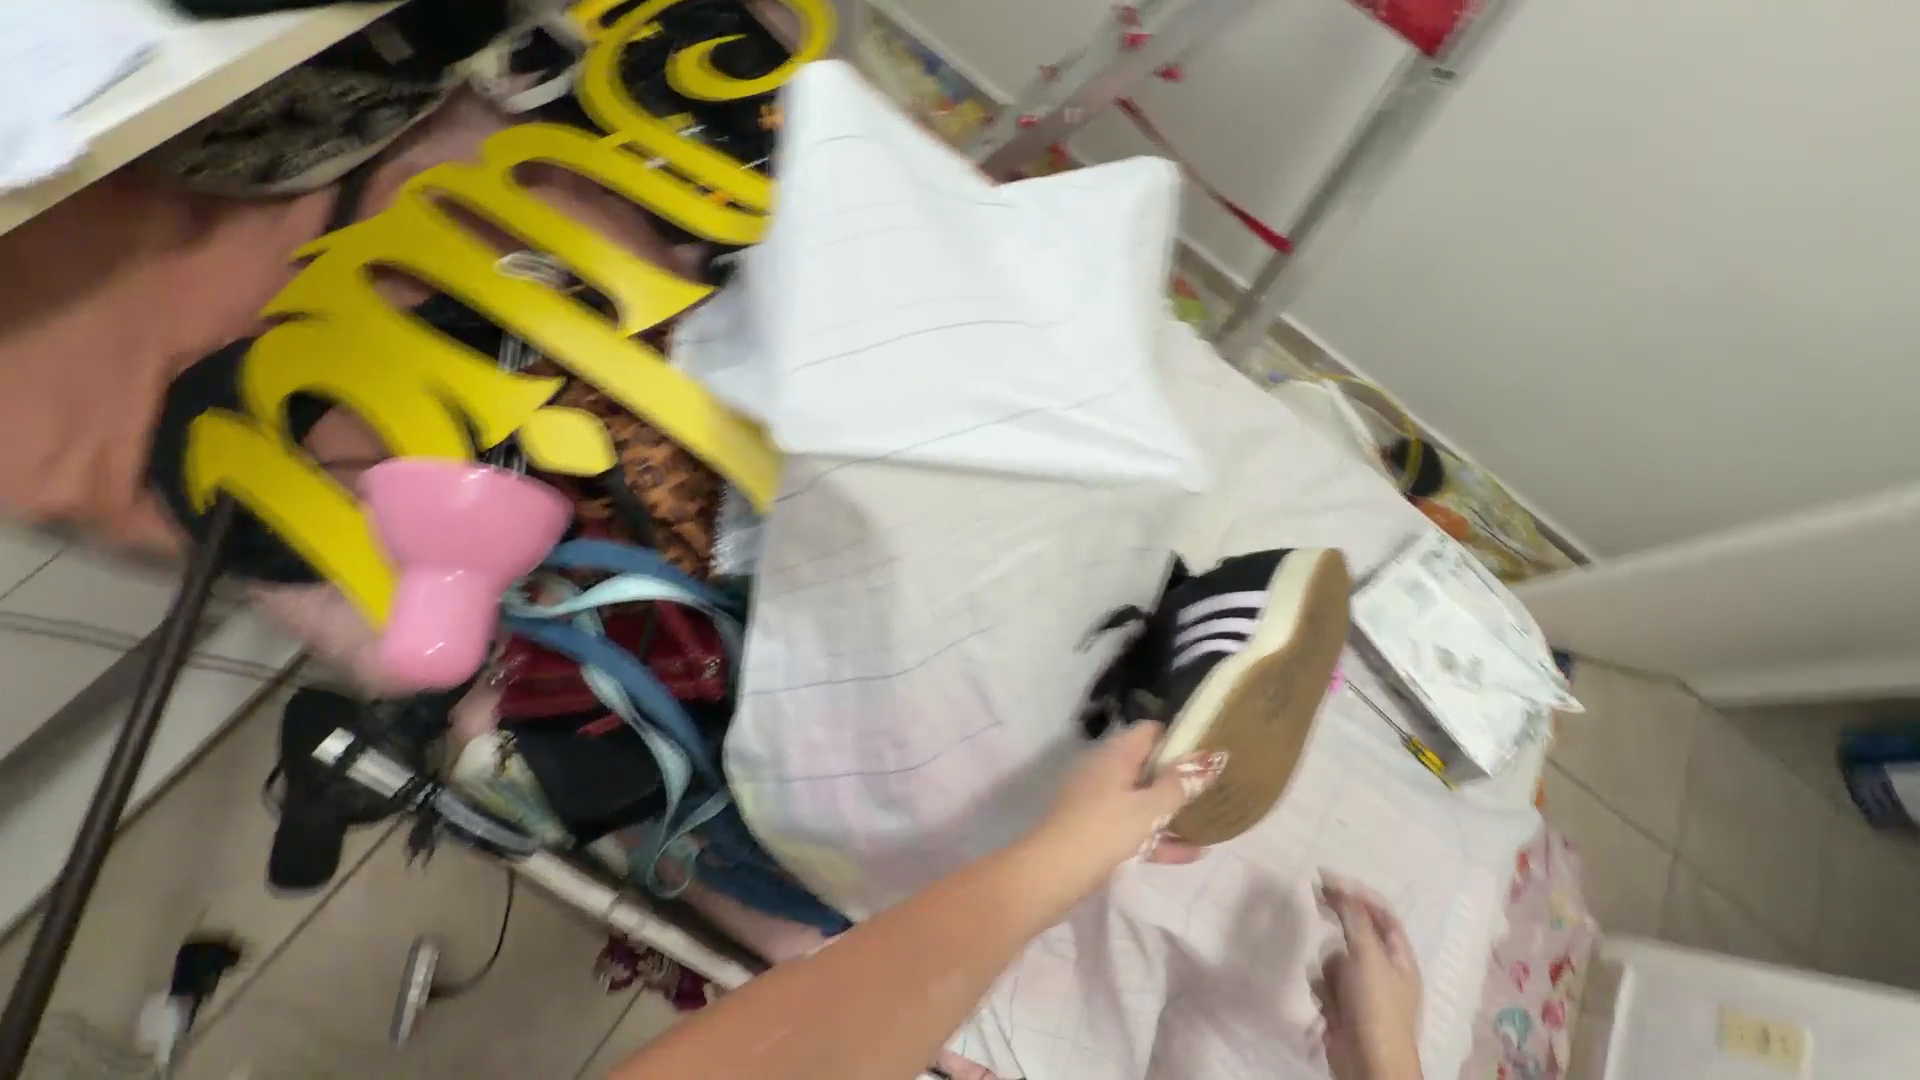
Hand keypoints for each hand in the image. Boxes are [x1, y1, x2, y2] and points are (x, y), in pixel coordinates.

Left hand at [1021, 722, 1225, 902]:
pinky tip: (1195, 852)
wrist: (1054, 873)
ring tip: (1212, 818)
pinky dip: (1160, 837)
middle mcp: (1105, 772)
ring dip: (1173, 810)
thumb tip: (1210, 758)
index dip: (1179, 737)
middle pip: (1147, 766)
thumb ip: (1180, 784)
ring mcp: (1099, 803)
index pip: (1149, 731)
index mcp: (1114, 755)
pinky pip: (1136, 828)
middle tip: (1217, 786)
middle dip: (1179, 777)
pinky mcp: (1098, 832)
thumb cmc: (1104, 830)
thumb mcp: (1149, 807)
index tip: (1209, 750)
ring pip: (1142, 800)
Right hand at [1314, 873, 1424, 1079]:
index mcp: (1400, 959)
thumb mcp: (1368, 956)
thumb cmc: (1375, 1007)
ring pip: (1335, 958)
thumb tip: (1342, 889)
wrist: (1368, 1064)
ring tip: (1335, 986)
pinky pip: (1325, 981)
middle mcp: (1383, 970)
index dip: (1357, 893)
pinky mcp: (1343, 1005)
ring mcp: (1362, 989)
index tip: (1328, 878)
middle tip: (1315, 897)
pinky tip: (1327, 1003)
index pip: (1381, 914)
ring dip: (1330, 967)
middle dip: (1338, 922)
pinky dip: (1323, 988)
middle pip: (1357, 932)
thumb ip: (1355, 920)